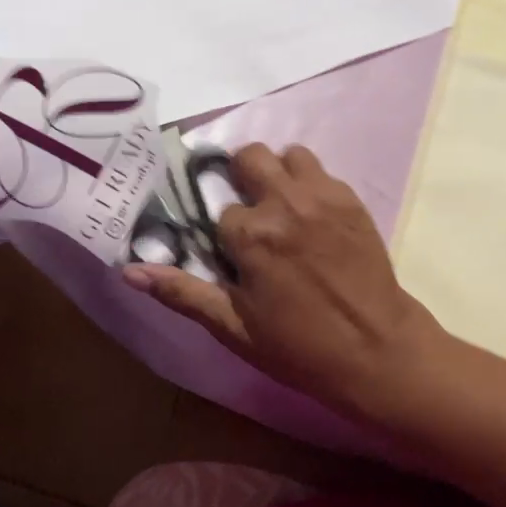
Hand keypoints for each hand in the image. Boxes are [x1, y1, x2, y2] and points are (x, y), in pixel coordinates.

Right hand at [122, 143, 442, 413]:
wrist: (377, 351)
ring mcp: (323, 197)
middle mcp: (285, 203)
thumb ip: (183, 292)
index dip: (224, 234)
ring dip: (280, 175)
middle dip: (243, 179)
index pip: (219, 212)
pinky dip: (310, 185)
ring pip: (289, 155)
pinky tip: (313, 218)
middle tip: (251, 212)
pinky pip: (321, 171)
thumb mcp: (234, 328)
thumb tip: (129, 271)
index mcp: (252, 235)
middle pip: (250, 157)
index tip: (234, 255)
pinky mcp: (352, 200)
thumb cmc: (299, 347)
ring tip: (283, 208)